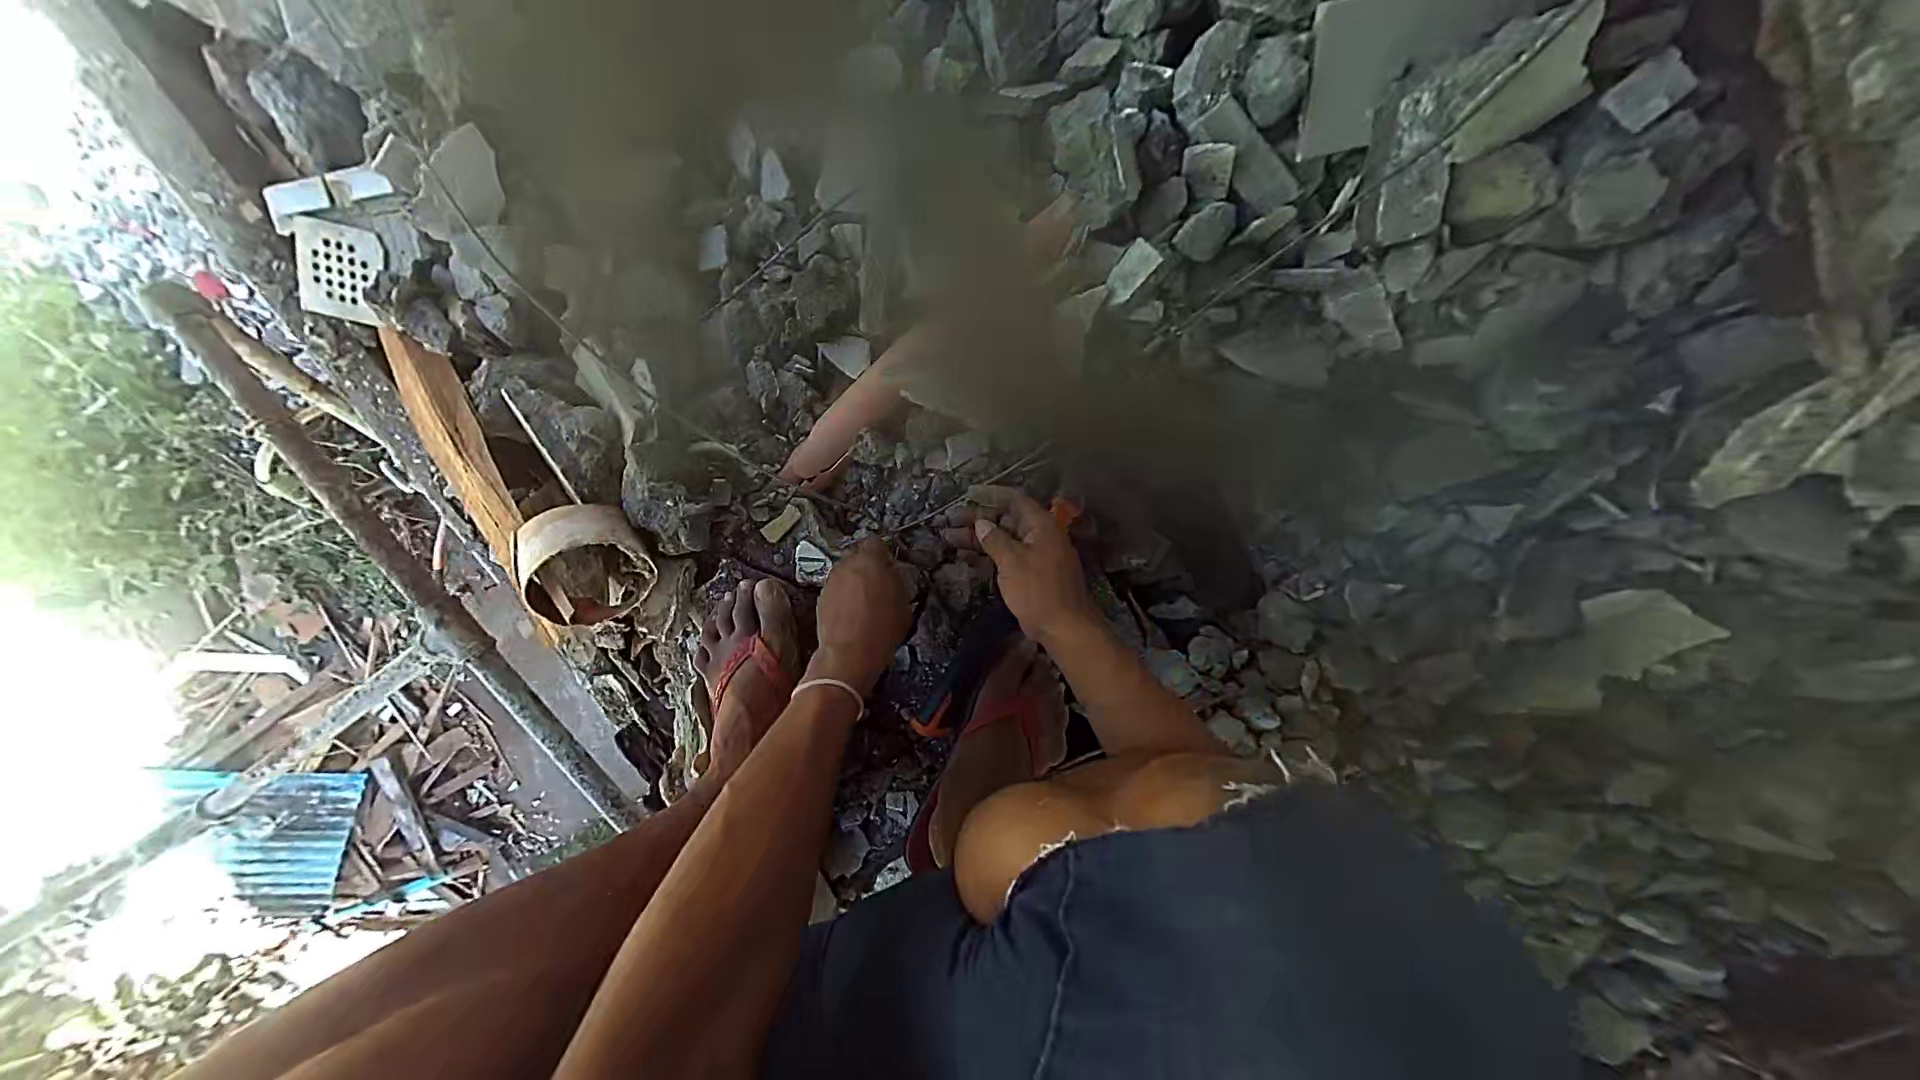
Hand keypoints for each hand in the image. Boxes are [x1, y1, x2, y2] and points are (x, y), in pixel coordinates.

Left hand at [809, 538, 912, 692]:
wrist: (848, 656)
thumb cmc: (882, 631)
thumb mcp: (903, 607)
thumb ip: (897, 585)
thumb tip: (893, 578)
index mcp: (870, 561)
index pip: (876, 543)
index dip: (883, 555)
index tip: (889, 569)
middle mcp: (847, 565)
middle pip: (857, 556)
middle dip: (867, 567)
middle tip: (878, 585)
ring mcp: (831, 581)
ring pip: (845, 574)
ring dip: (854, 582)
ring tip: (864, 602)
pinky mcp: (820, 598)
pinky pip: (836, 590)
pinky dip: (843, 596)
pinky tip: (851, 614)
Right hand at [961, 486, 1101, 641]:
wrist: (1064, 627)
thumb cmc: (1038, 590)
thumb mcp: (1013, 562)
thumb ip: (995, 539)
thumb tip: (981, 524)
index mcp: (1042, 525)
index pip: (1015, 500)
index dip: (991, 496)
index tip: (969, 496)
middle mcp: (1042, 535)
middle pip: (1008, 518)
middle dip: (980, 518)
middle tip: (953, 520)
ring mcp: (1038, 554)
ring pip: (1007, 538)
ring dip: (982, 537)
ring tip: (952, 537)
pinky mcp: (1033, 572)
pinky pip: (1010, 554)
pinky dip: (992, 553)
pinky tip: (971, 554)